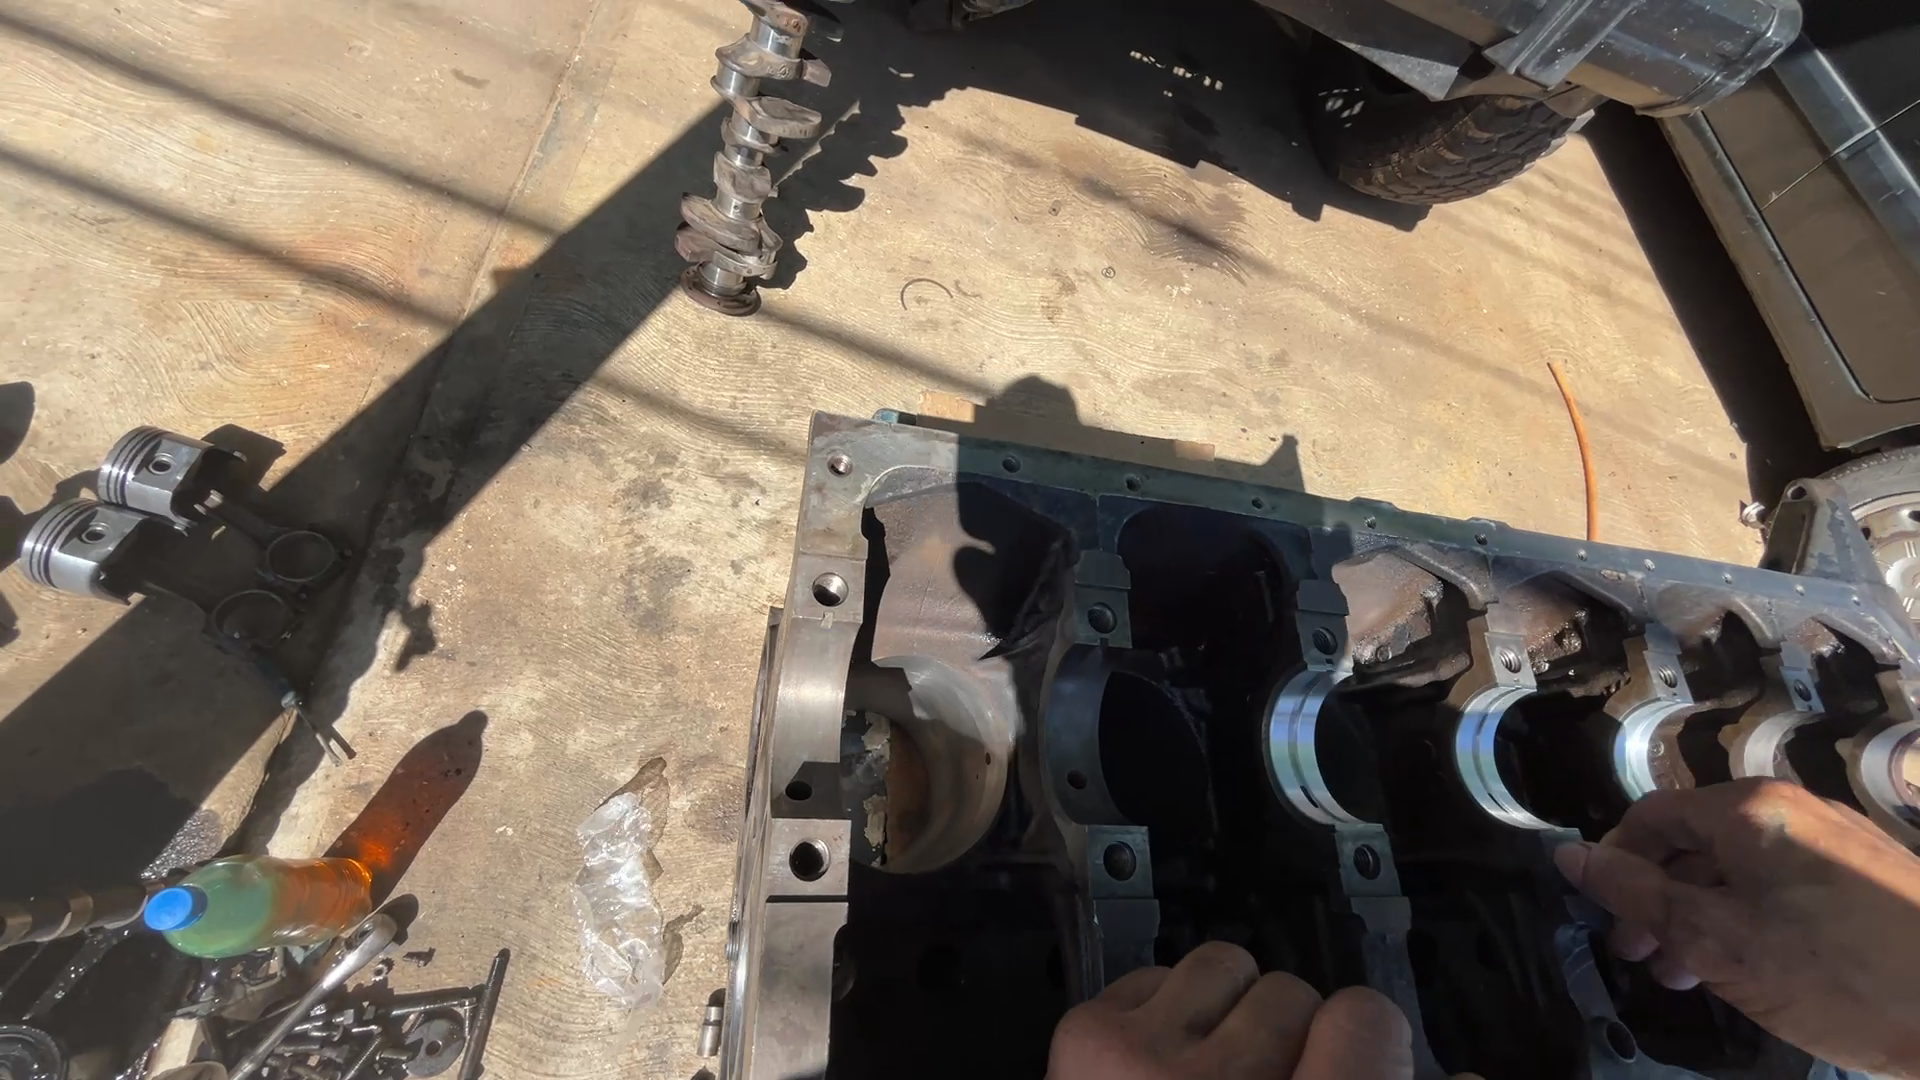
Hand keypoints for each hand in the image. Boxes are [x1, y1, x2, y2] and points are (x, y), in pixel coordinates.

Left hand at [1045, 941, 1412, 1078]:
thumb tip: (1466, 1077)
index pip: (1366, 1023)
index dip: (1371, 1041)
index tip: (1359, 1059)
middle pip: (1291, 992)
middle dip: (1294, 1036)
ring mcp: (1139, 1054)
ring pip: (1224, 963)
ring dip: (1233, 1009)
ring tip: (1219, 1070)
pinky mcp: (1086, 1029)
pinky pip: (1160, 971)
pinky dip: (1173, 1011)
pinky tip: (1163, 1069)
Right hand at [1553, 778, 1919, 1076]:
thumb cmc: (1842, 975)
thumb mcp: (1715, 939)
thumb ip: (1631, 892)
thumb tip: (1566, 855)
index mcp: (1747, 810)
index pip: (1648, 818)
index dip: (1616, 864)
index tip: (1609, 916)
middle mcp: (1792, 811)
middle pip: (1693, 846)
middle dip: (1658, 902)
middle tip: (1640, 954)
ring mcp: (1845, 846)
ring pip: (1741, 873)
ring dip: (1703, 918)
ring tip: (1692, 973)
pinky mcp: (1883, 884)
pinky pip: (1790, 889)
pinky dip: (1755, 921)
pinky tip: (1756, 968)